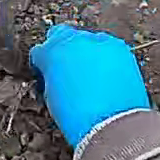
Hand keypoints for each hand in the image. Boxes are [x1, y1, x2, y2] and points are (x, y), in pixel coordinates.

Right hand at [28, 23, 151, 147]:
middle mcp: (75, 42)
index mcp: (52, 54)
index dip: (43, 62)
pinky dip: (106, 57)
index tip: (47, 71)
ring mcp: (99, 42)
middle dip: (63, 50)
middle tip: (68, 68)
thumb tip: (53, 72)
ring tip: (92, 74)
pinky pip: (108, 47)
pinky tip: (107, 75)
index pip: (40, 50)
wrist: (112, 125)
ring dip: (86, 52)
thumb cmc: (79, 119)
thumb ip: (50, 76)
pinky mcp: (120, 47)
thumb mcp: (52, 97)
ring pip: (87, 40)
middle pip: (62, 35)